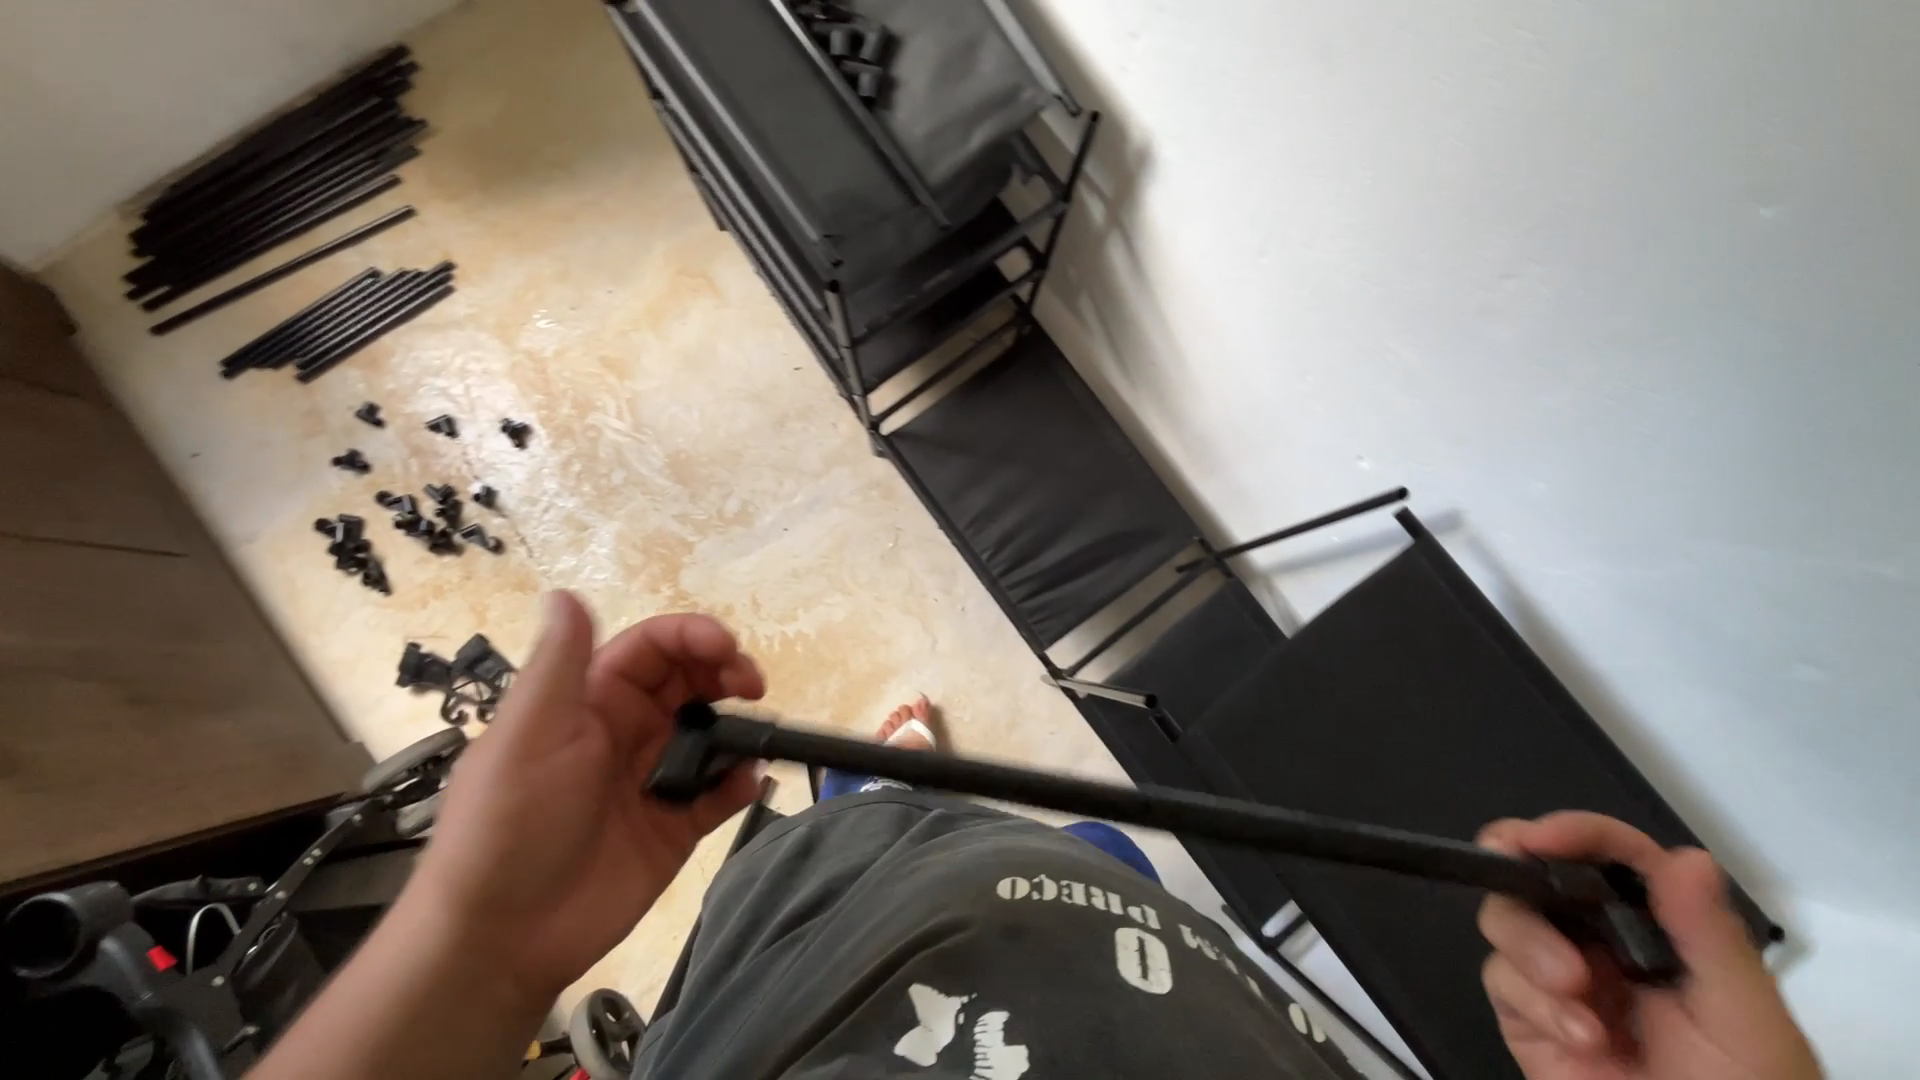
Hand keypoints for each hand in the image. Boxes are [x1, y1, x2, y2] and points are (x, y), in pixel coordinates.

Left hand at [410, 592, 764, 1002]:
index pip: (652, 648)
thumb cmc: (510, 824)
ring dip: (741, 725)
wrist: (501, 938)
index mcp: (591, 701)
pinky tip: (749, 783)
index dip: (692, 637)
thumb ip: (559, 664)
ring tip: (758, 735)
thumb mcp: (529, 735)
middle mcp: (628, 732)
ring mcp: (655, 779)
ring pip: (713, 733)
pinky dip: (742, 782)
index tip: (727, 649)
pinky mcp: (676, 826)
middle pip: (691, 682)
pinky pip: (721, 793)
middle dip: (727, 672)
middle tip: (753, 687)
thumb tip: (565, 592)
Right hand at [1476, 813, 1819, 1079]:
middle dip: (1514, 865)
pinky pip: (1499, 977)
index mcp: (1657, 924)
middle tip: (1504, 858)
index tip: (1539, 838)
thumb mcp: (1745, 1020)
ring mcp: (1553, 970)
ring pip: (1504, 916)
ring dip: (1528, 944)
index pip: (1610, 853)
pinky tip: (1578, 1038)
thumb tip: (1684, 854)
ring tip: (1569, 991)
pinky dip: (1533, 1002)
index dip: (1572, 831)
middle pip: (1532, 869)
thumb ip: (1710, 937)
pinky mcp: (1521, 1009)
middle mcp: (1598, 936)